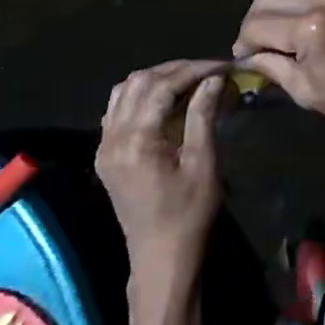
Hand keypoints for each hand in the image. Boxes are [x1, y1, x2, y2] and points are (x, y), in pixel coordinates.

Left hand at [95, 59, 229, 280]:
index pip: (162, 86)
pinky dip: (140, 95)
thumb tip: (212, 79)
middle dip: (175, 70)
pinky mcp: (105, 154)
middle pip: (140, 82)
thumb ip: (202, 116)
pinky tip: (163, 100)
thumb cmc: (188, 215)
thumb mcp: (202, 164)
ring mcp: (104, 145)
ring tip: (188, 80)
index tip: (221, 66)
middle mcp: (112, 137)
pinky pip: (117, 109)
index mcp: (136, 141)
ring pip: (124, 91)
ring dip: (155, 79)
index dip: (193, 70)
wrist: (161, 258)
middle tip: (208, 71)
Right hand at [231, 0, 324, 129]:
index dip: (243, 44)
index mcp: (310, 28)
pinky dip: (291, 7)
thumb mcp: (305, 90)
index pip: (256, 25)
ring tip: (276, 39)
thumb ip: (270, 67)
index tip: (245, 61)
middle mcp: (319, 0)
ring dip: (271, 12)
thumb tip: (246, 57)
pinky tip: (297, 30)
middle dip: (252, 23)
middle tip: (257, 47)